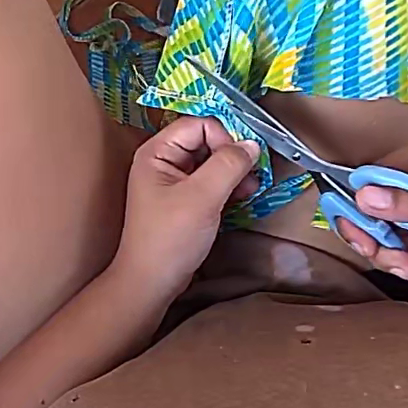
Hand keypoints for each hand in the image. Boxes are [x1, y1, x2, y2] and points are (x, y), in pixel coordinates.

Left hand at [112, 116, 261, 302]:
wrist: (152, 282)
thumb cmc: (171, 238)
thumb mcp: (203, 197)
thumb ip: (228, 165)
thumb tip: (252, 144)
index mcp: (157, 152)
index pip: (199, 125)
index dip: (225, 137)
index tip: (246, 159)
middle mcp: (163, 161)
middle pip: (206, 141)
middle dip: (233, 154)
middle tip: (254, 174)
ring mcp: (174, 182)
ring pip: (212, 162)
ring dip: (235, 171)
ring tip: (251, 188)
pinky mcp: (185, 200)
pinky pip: (211, 181)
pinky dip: (228, 186)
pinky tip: (242, 196)